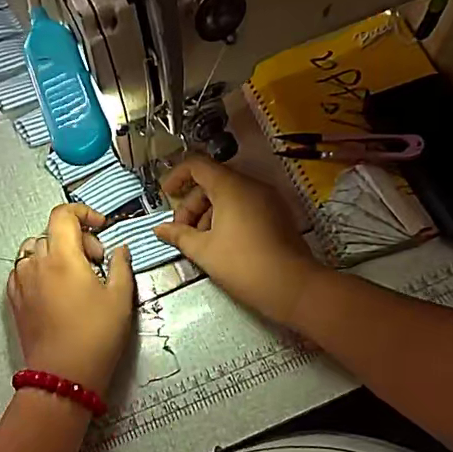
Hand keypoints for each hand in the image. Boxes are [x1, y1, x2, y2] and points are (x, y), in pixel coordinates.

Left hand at [6, 203, 134, 394]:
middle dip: (77, 238)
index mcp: (62, 257)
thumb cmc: (96, 335)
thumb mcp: (120, 298)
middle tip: (98, 261)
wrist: (64, 375)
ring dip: (56, 253)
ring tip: (76, 275)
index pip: (63, 215)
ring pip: (34, 250)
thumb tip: (120, 250)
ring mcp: (21, 282)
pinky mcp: (15, 300)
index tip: (101, 227)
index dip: (84, 213)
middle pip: (52, 232)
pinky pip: (23, 271)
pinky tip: (57, 289)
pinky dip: (40, 269)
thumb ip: (121, 265)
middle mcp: (36, 264)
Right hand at [154, 157, 324, 323]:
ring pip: (230, 195)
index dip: (177, 176)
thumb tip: (159, 229)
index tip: (166, 196)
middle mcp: (251, 185)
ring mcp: (267, 198)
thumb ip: (178, 235)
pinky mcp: (277, 213)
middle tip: (182, 232)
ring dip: (209, 213)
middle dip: (192, 204)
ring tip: (200, 242)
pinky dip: (228, 216)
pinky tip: (221, 243)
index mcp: (230, 187)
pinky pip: (246, 205)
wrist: (293, 286)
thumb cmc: (243, 265)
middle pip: (213, 181)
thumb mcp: (204, 251)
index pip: (197, 165)